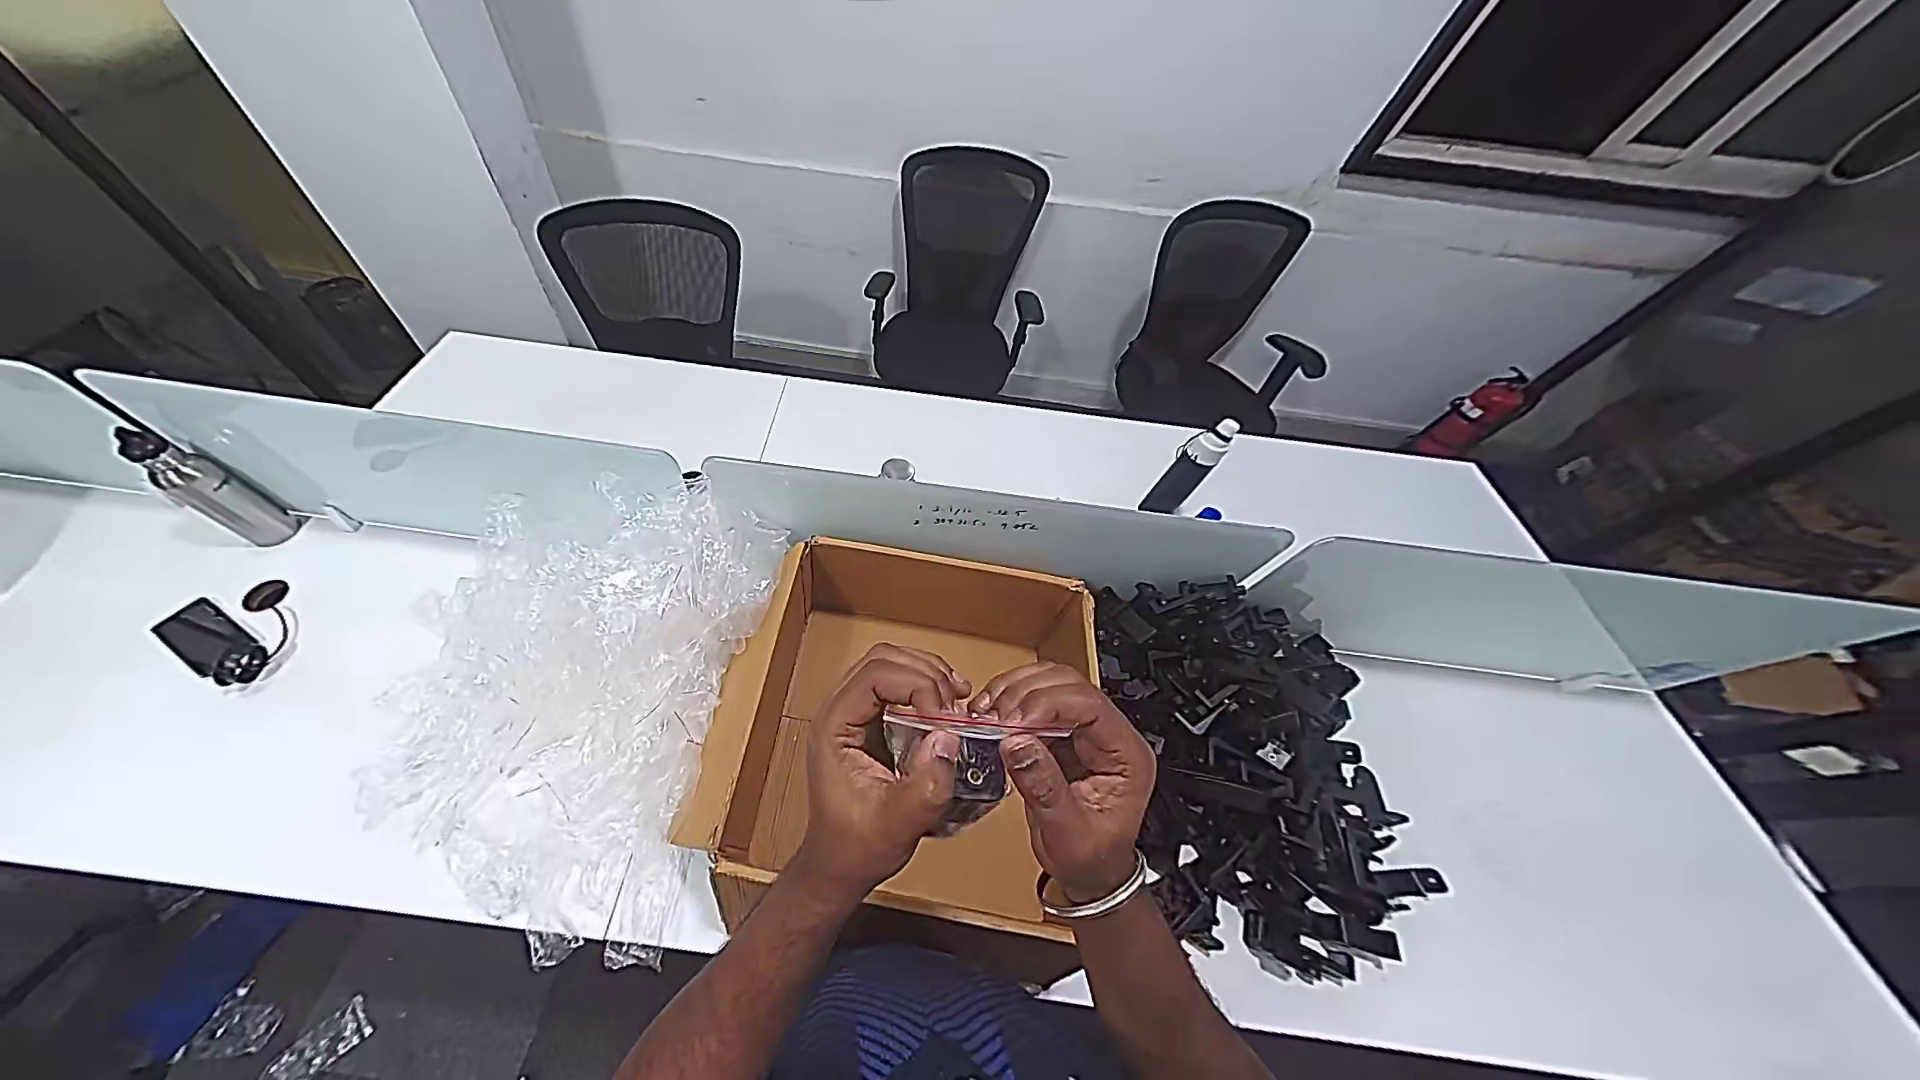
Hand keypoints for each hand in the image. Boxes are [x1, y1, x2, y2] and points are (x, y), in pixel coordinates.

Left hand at [789, 644, 970, 902]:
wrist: (842, 862)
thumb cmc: (856, 846)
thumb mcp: (895, 826)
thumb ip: (923, 787)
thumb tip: (947, 738)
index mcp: (835, 726)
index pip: (875, 675)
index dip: (916, 686)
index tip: (942, 718)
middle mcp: (843, 710)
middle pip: (885, 659)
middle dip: (927, 675)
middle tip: (955, 706)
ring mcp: (858, 712)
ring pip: (895, 663)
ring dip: (931, 675)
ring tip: (957, 701)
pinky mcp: (875, 719)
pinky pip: (902, 681)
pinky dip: (930, 685)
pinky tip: (950, 704)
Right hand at [972, 663, 1156, 903]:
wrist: (1089, 872)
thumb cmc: (1091, 859)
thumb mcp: (1068, 834)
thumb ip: (1044, 788)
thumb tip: (1017, 743)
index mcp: (1126, 755)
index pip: (1091, 706)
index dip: (1050, 705)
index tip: (1016, 721)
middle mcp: (1108, 733)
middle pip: (1070, 685)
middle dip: (1027, 695)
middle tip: (996, 719)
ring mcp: (1083, 728)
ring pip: (1050, 682)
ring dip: (1014, 691)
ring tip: (989, 715)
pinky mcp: (1059, 730)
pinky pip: (1033, 698)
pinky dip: (1008, 699)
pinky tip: (990, 713)